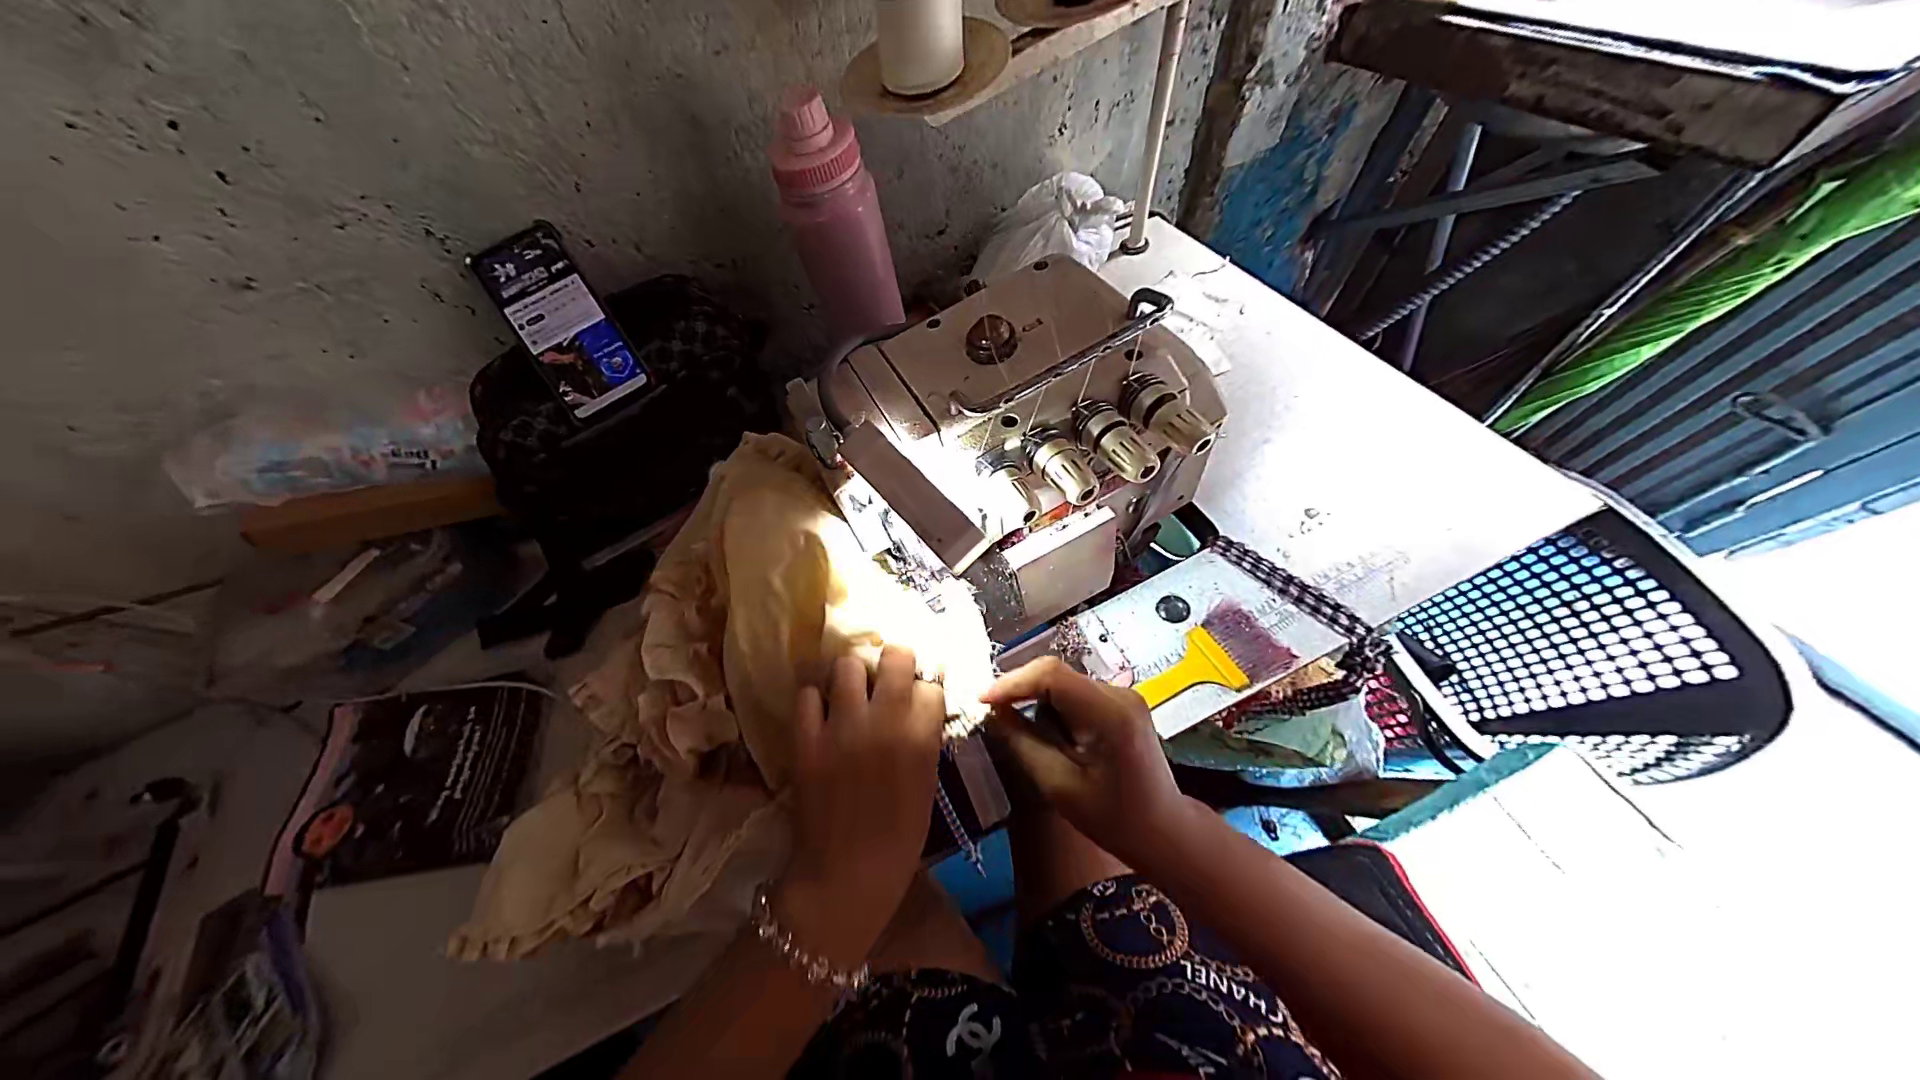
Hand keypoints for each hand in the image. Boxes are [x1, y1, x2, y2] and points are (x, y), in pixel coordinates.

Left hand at [783, 647, 944, 953]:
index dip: (923, 689)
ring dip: (852, 676)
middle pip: (895, 655)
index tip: (916, 697)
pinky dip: (815, 701)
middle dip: (894, 662)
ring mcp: (842, 727)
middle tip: (886, 678)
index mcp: (922, 736)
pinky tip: (820, 716)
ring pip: (847, 664)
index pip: (930, 685)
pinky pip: (807, 695)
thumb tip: (917, 705)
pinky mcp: (806, 739)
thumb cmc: (899, 837)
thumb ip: (924, 738)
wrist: (846, 874)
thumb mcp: (926, 781)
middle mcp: (885, 720)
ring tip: (849, 693)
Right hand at [982, 657, 1191, 869]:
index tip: (983, 701)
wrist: (1162, 830)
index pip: (1051, 675)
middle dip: (1021, 691)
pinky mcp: (1120, 703)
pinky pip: (1075, 692)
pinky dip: (1053, 706)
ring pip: (1063, 682)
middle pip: (1056, 674)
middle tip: (992, 714)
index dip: (1011, 682)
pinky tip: (1048, 734)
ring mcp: (1123, 695)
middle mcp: (1119, 694)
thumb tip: (994, 712)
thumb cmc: (1112, 818)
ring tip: (1021, 730)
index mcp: (1109, 714)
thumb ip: (1023, 742)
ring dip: (1037, 700)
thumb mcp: (1058, 784)